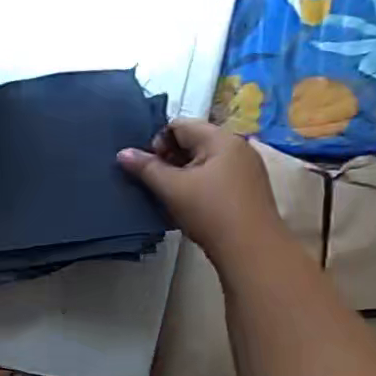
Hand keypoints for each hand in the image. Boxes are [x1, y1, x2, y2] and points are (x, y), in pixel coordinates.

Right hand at [116, 120, 282, 251]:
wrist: (252, 250)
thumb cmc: (211, 212)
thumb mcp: (172, 189)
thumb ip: (146, 168)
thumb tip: (123, 153)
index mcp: (220, 139)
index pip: (179, 125)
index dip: (158, 142)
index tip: (149, 167)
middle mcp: (237, 147)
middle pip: (192, 142)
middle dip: (169, 159)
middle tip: (156, 184)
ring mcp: (245, 168)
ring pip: (203, 162)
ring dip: (182, 175)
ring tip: (170, 197)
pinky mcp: (247, 189)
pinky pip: (215, 177)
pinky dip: (197, 186)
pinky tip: (189, 206)